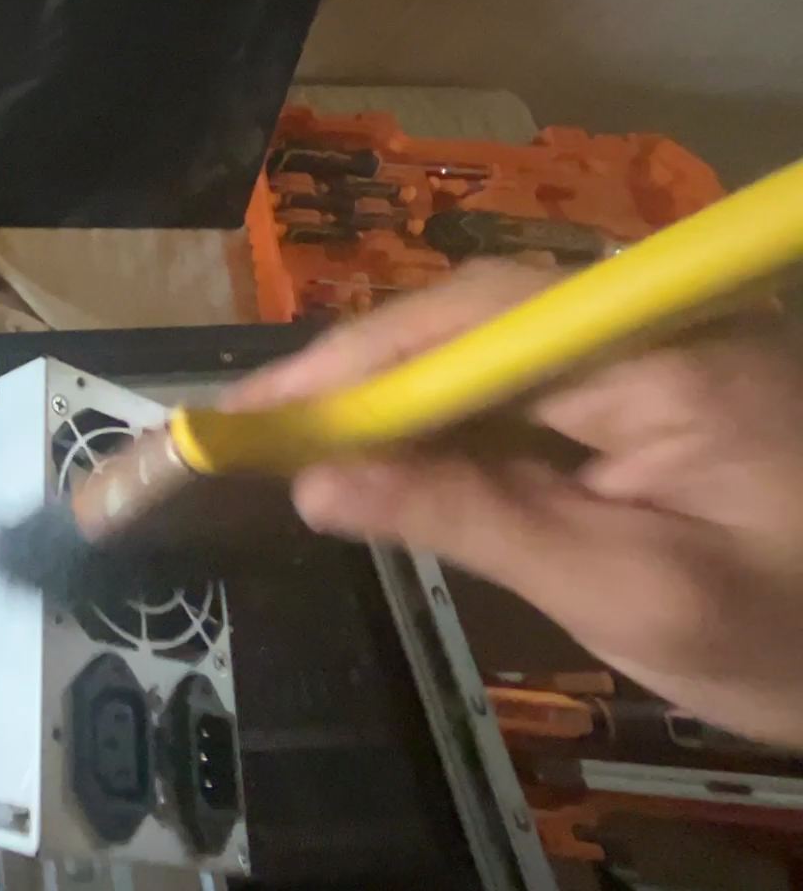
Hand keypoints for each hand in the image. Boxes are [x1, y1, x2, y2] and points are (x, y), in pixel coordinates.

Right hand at [226, 259, 802, 745]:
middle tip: (254, 426)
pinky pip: (493, 385)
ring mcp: (632, 351)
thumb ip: (466, 523)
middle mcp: (641, 328)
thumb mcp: (626, 593)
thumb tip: (312, 487)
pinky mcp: (621, 383)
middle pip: (452, 324)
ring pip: (461, 352)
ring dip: (373, 399)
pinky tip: (379, 453)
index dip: (344, 361)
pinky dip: (420, 420)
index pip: (467, 324)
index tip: (253, 410)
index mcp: (664, 361)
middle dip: (345, 378)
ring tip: (293, 439)